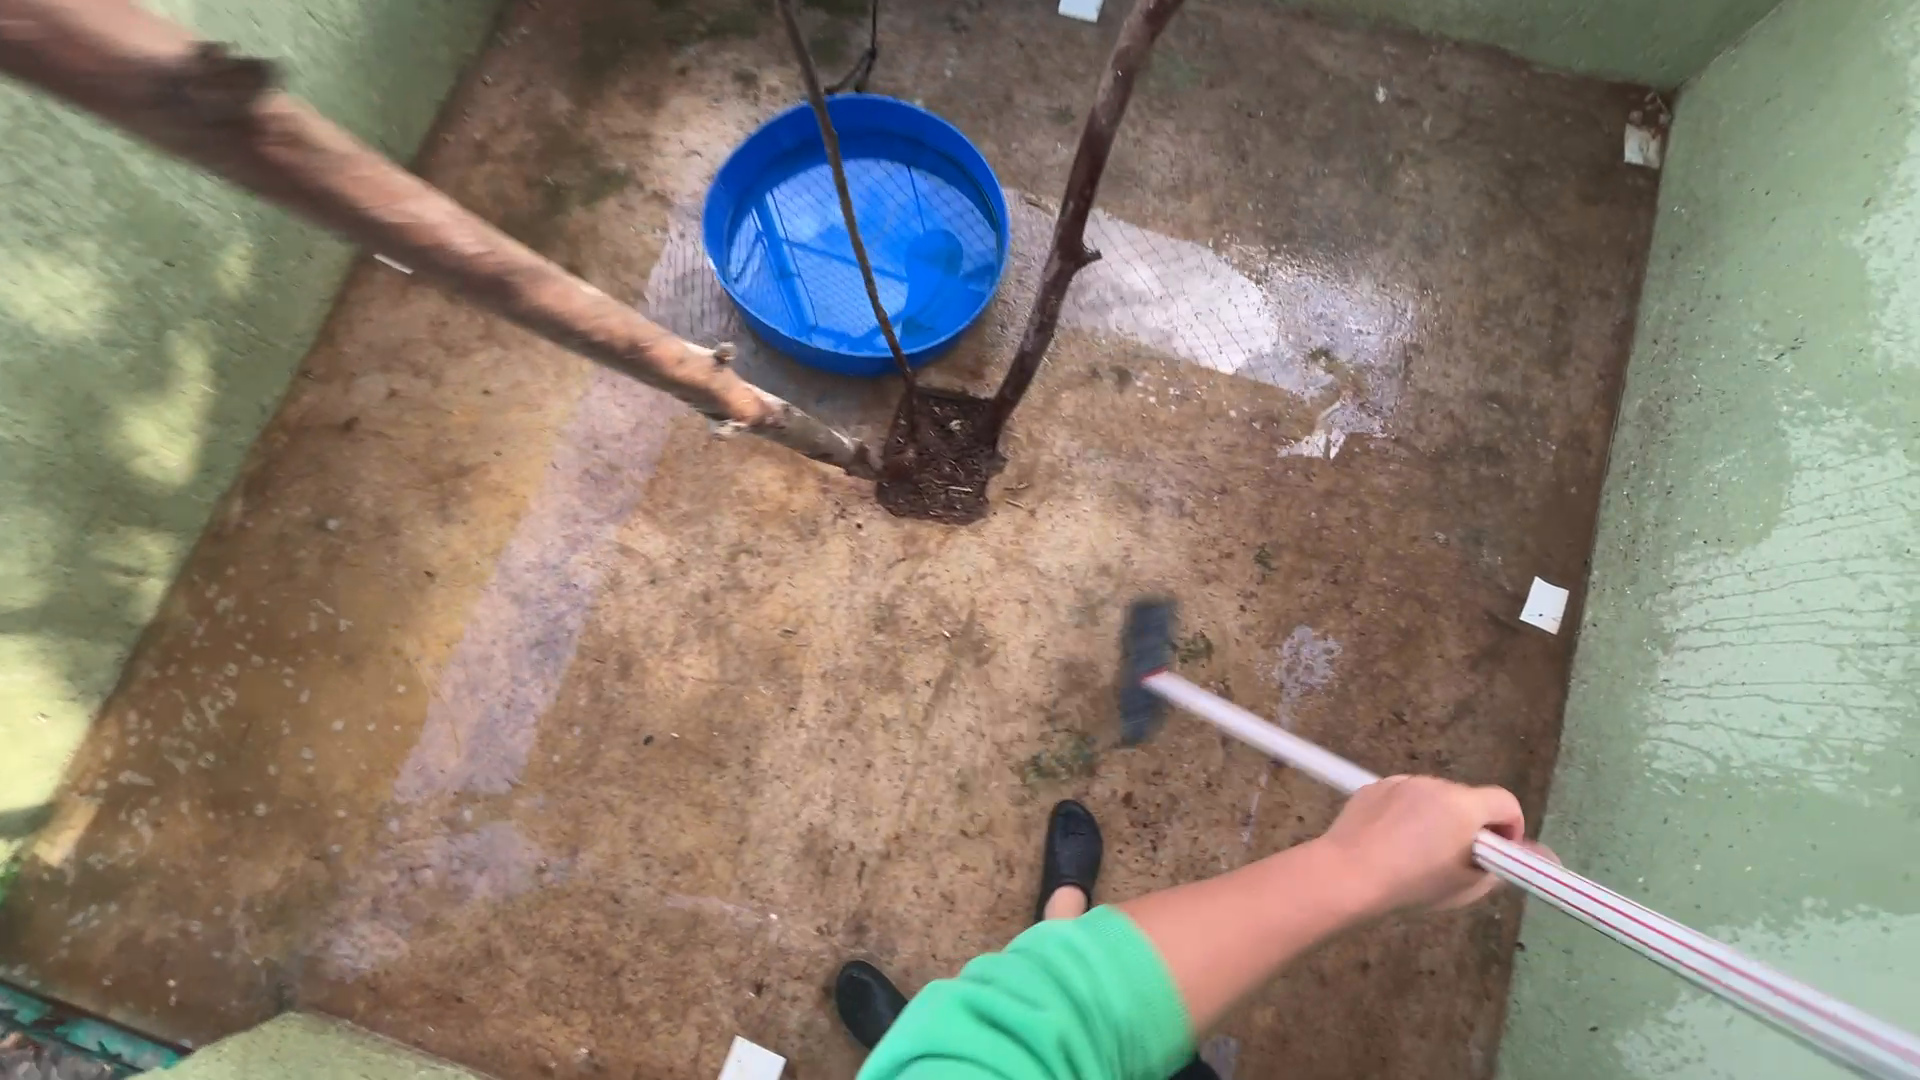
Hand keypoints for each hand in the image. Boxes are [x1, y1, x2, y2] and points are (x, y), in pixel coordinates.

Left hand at [1318, 775, 1527, 914]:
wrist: (1348, 872)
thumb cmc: (1414, 884)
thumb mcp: (1470, 885)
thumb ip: (1510, 866)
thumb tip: (1544, 856)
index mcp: (1462, 804)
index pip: (1505, 801)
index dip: (1510, 828)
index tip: (1496, 855)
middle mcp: (1431, 784)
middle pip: (1467, 799)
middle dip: (1470, 824)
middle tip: (1455, 859)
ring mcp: (1398, 781)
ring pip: (1433, 797)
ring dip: (1437, 817)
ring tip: (1418, 852)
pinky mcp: (1372, 786)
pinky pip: (1403, 797)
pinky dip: (1407, 813)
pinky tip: (1391, 840)